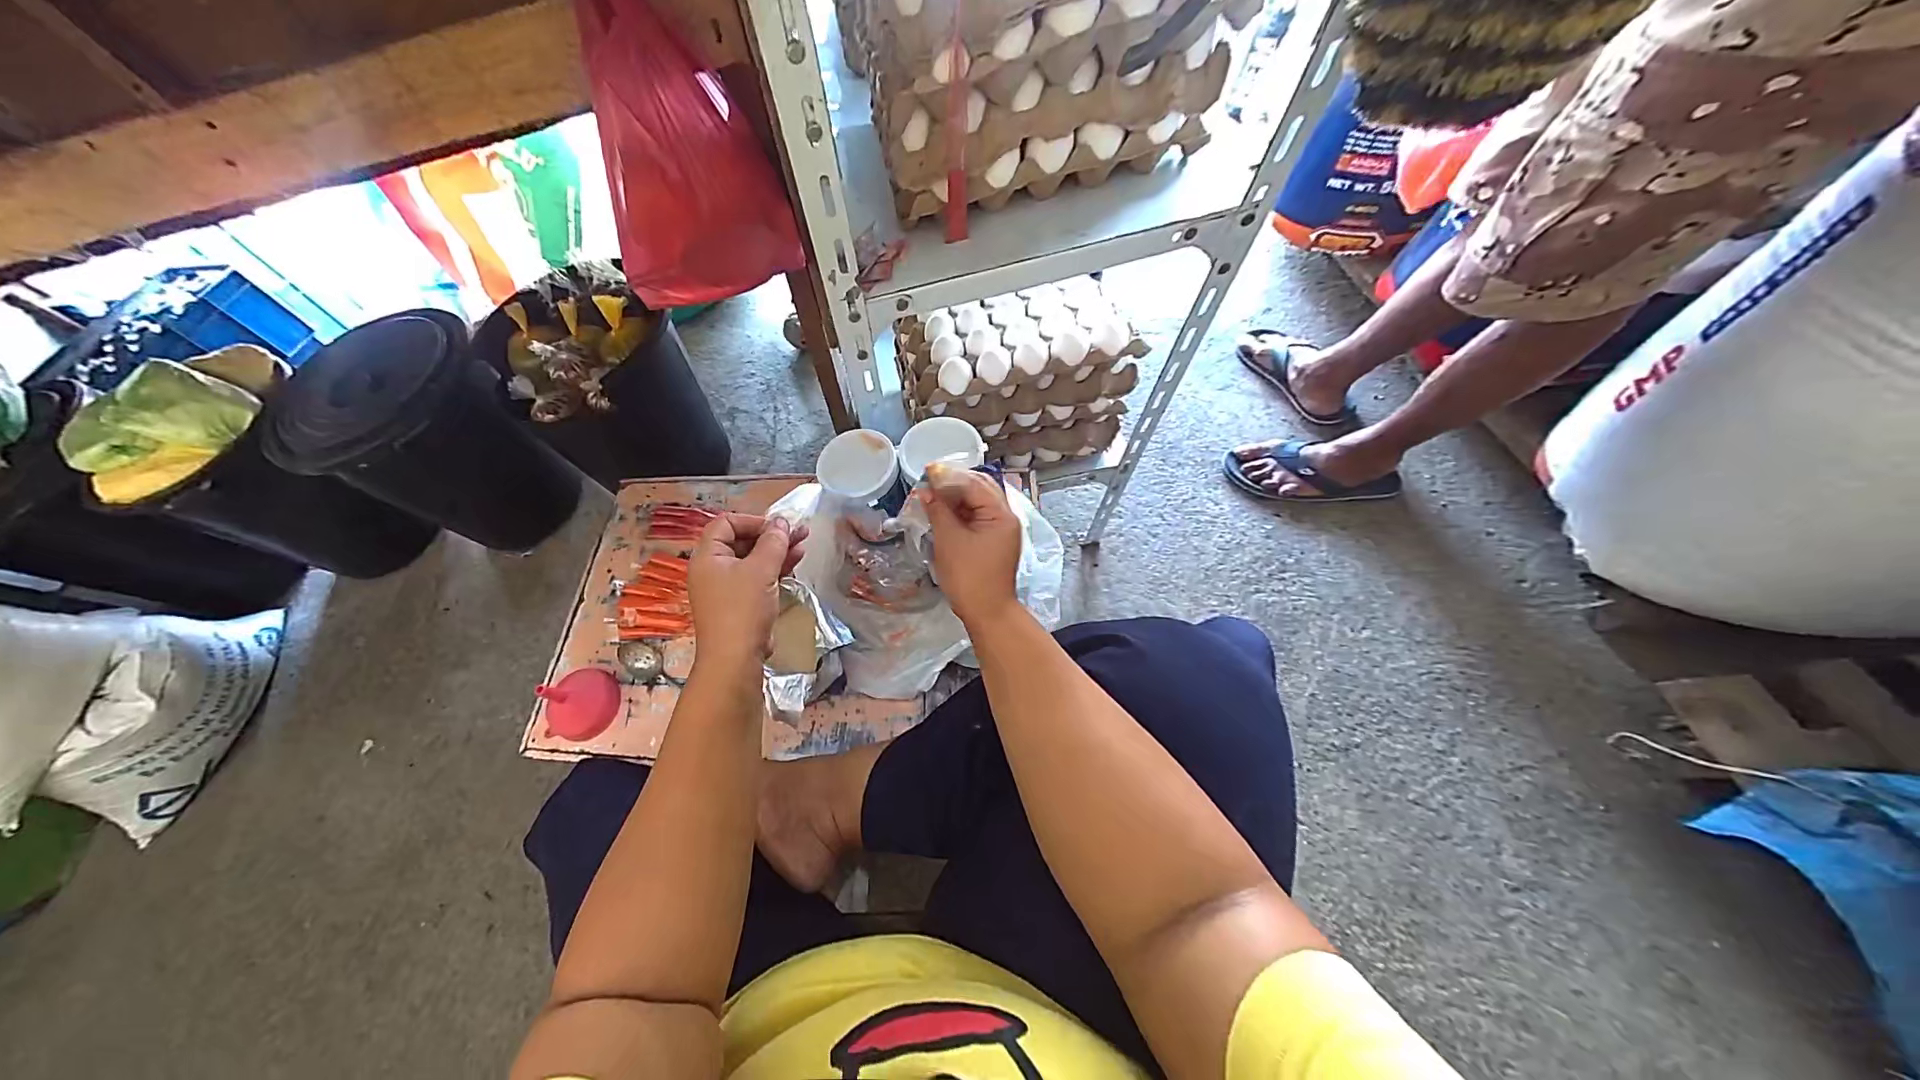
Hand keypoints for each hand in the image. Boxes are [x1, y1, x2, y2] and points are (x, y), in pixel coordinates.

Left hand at [688, 513, 806, 670]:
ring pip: (752, 559)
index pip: (726, 523)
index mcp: (707, 556)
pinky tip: (794, 564)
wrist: (735, 658)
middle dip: (771, 535)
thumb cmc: (743, 608)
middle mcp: (712, 569)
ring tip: (803, 546)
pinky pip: (756, 577)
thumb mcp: (761, 569)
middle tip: (799, 532)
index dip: (754, 520)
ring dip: (777, 551)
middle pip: (741, 540)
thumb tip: (782, 522)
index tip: (779, 526)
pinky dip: (774, 569)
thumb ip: (773, 541)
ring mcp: (725, 587)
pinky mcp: (739, 603)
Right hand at [919, 463, 1022, 627]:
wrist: (988, 613)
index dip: (948, 476)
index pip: (974, 483)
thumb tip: (926, 491)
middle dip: (954, 481)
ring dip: (957, 495)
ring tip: (933, 492)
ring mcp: (1002, 529)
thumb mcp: (949, 541)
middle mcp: (1007, 517)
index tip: (926, 470)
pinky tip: (944, 510)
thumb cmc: (969, 578)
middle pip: (981, 487)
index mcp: (1001, 514)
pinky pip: (978, 516)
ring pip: (979, 501)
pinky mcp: (995, 540)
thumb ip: (938, 511)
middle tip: (929, 479)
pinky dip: (961, 510)